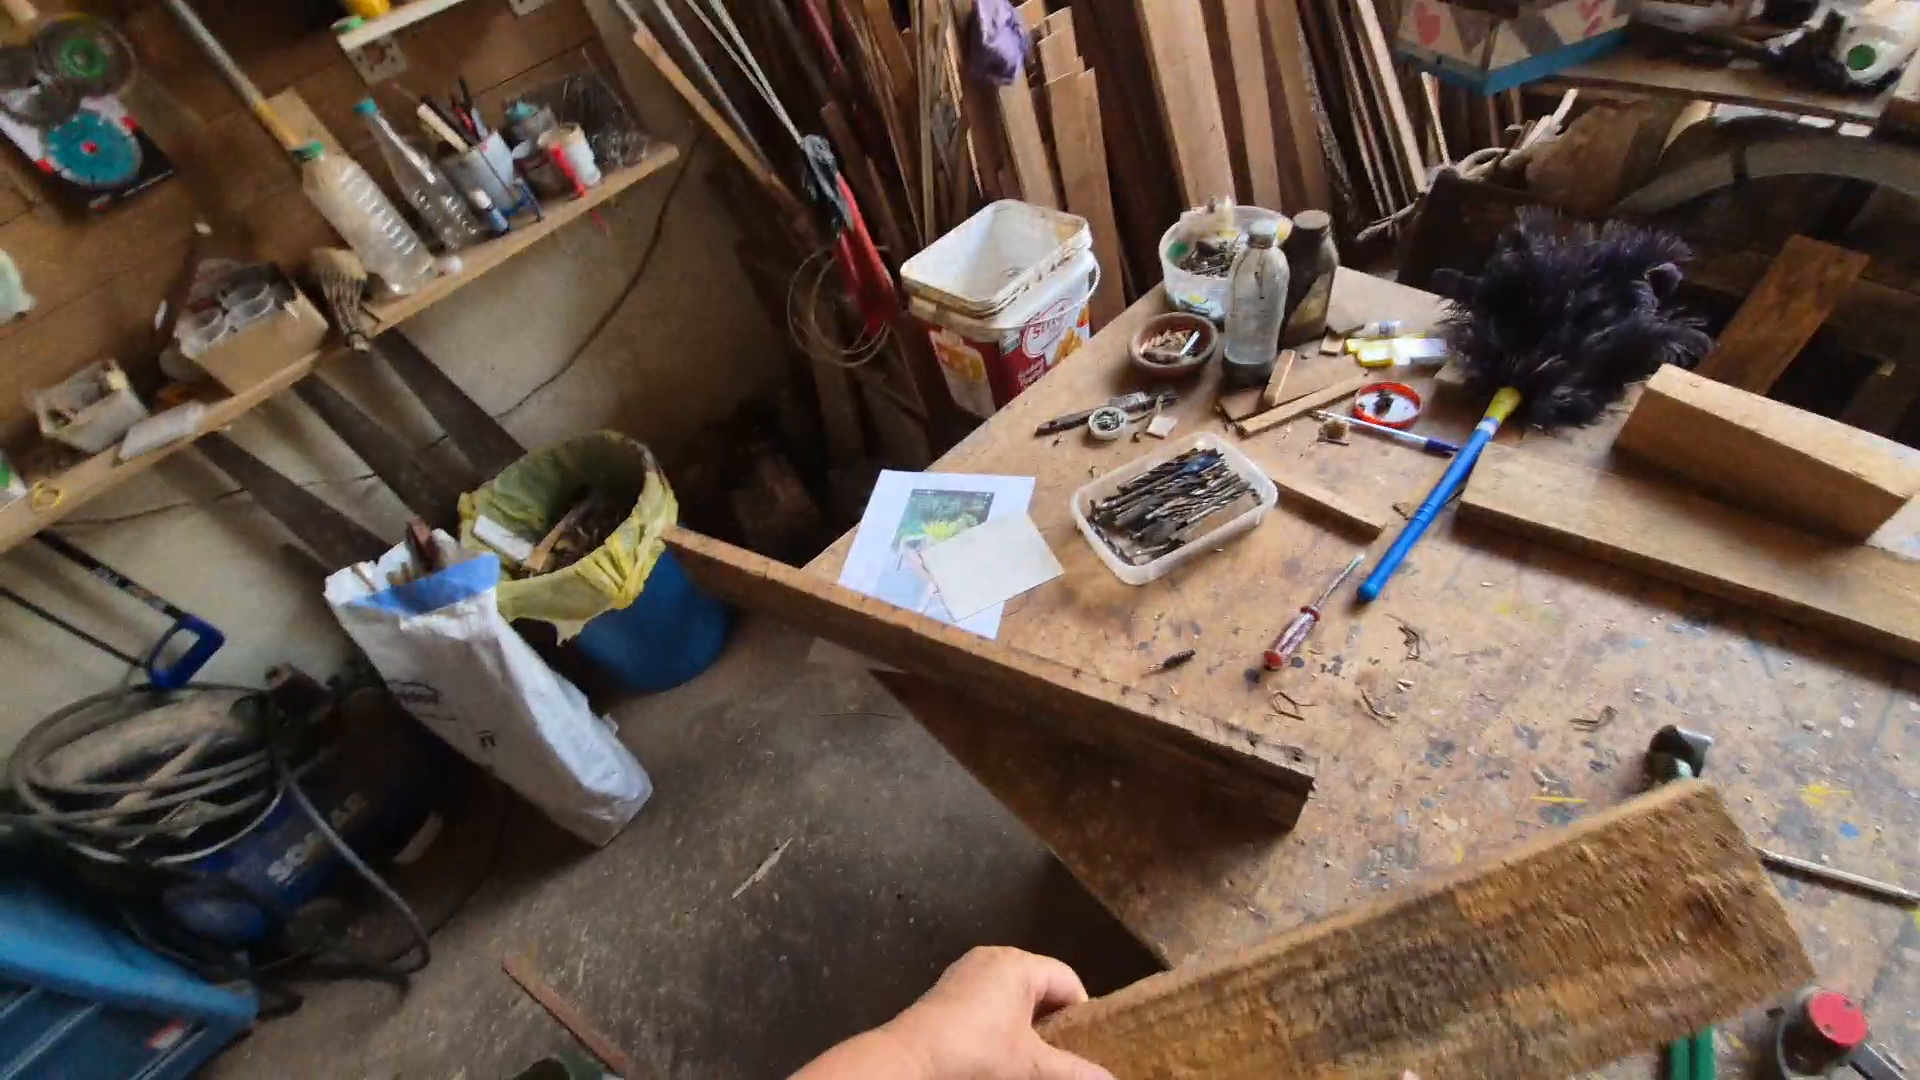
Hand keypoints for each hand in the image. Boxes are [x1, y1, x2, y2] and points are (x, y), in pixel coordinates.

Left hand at [880, 947, 1113, 1079]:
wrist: (911, 1058)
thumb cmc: (977, 1052)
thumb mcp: (1030, 1066)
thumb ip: (1073, 1071)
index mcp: (1019, 964)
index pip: (1066, 979)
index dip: (1081, 1014)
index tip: (1085, 1048)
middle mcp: (995, 956)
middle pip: (1040, 983)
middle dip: (1053, 1020)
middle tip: (1061, 1056)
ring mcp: (969, 968)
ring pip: (1014, 991)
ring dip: (1027, 1022)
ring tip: (1031, 1056)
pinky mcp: (951, 986)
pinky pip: (990, 995)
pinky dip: (1001, 1018)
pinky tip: (998, 1048)